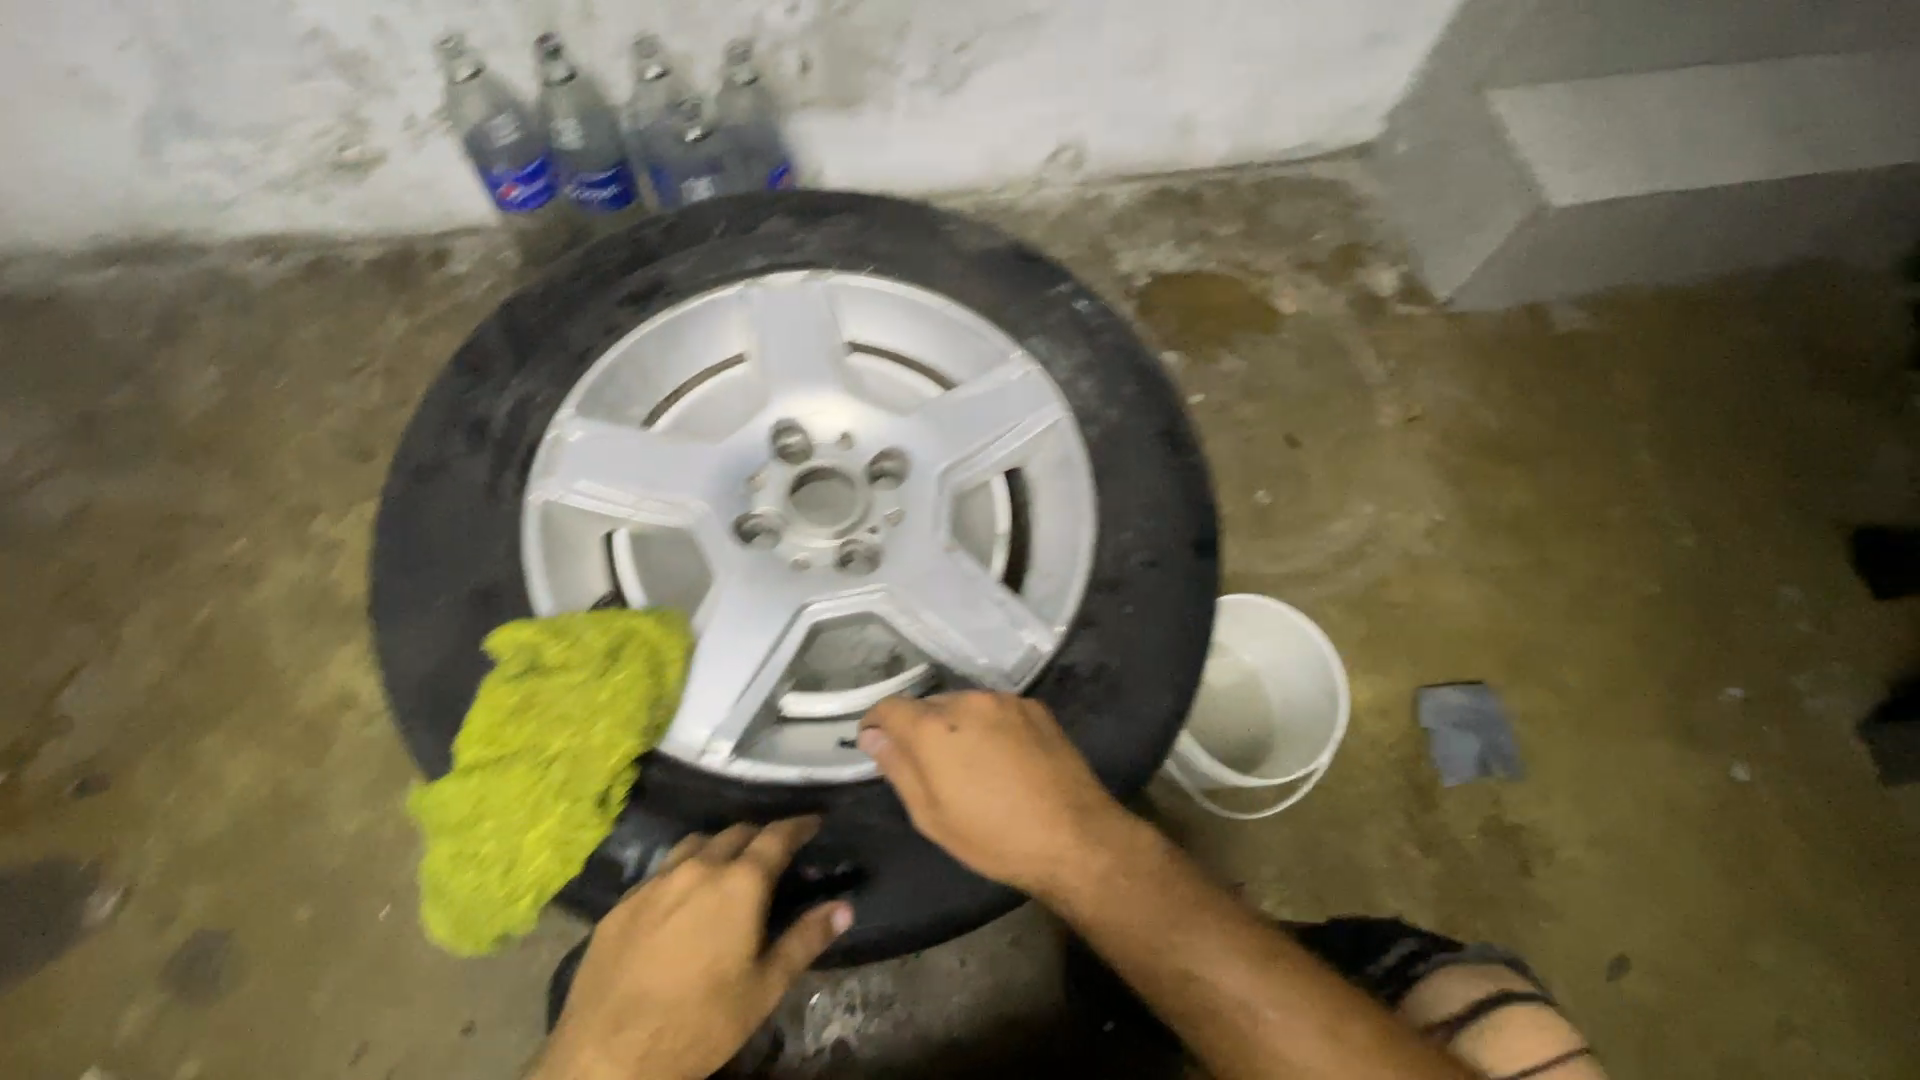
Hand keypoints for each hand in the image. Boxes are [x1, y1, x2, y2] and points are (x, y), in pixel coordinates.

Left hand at [534, 817, 852, 1079]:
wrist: (609, 1056)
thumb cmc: (700, 1022)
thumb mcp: (765, 988)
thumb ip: (806, 940)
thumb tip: (844, 907)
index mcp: (738, 884)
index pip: (776, 837)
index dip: (799, 826)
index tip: (813, 823)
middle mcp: (696, 869)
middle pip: (735, 833)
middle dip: (759, 836)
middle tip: (774, 853)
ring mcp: (653, 884)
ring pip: (693, 846)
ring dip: (717, 848)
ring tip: (726, 868)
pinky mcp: (621, 905)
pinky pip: (659, 874)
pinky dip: (681, 874)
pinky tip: (680, 902)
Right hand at [857, 692, 1131, 896]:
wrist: (1075, 837)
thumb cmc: (994, 837)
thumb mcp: (931, 816)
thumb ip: (897, 768)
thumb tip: (873, 736)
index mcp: (933, 727)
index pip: (889, 707)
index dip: (876, 725)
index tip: (877, 745)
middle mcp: (967, 701)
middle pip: (928, 705)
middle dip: (920, 729)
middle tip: (930, 767)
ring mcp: (1005, 701)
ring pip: (964, 705)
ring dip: (956, 726)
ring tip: (971, 764)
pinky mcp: (1035, 707)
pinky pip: (997, 710)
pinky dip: (990, 726)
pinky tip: (1004, 759)